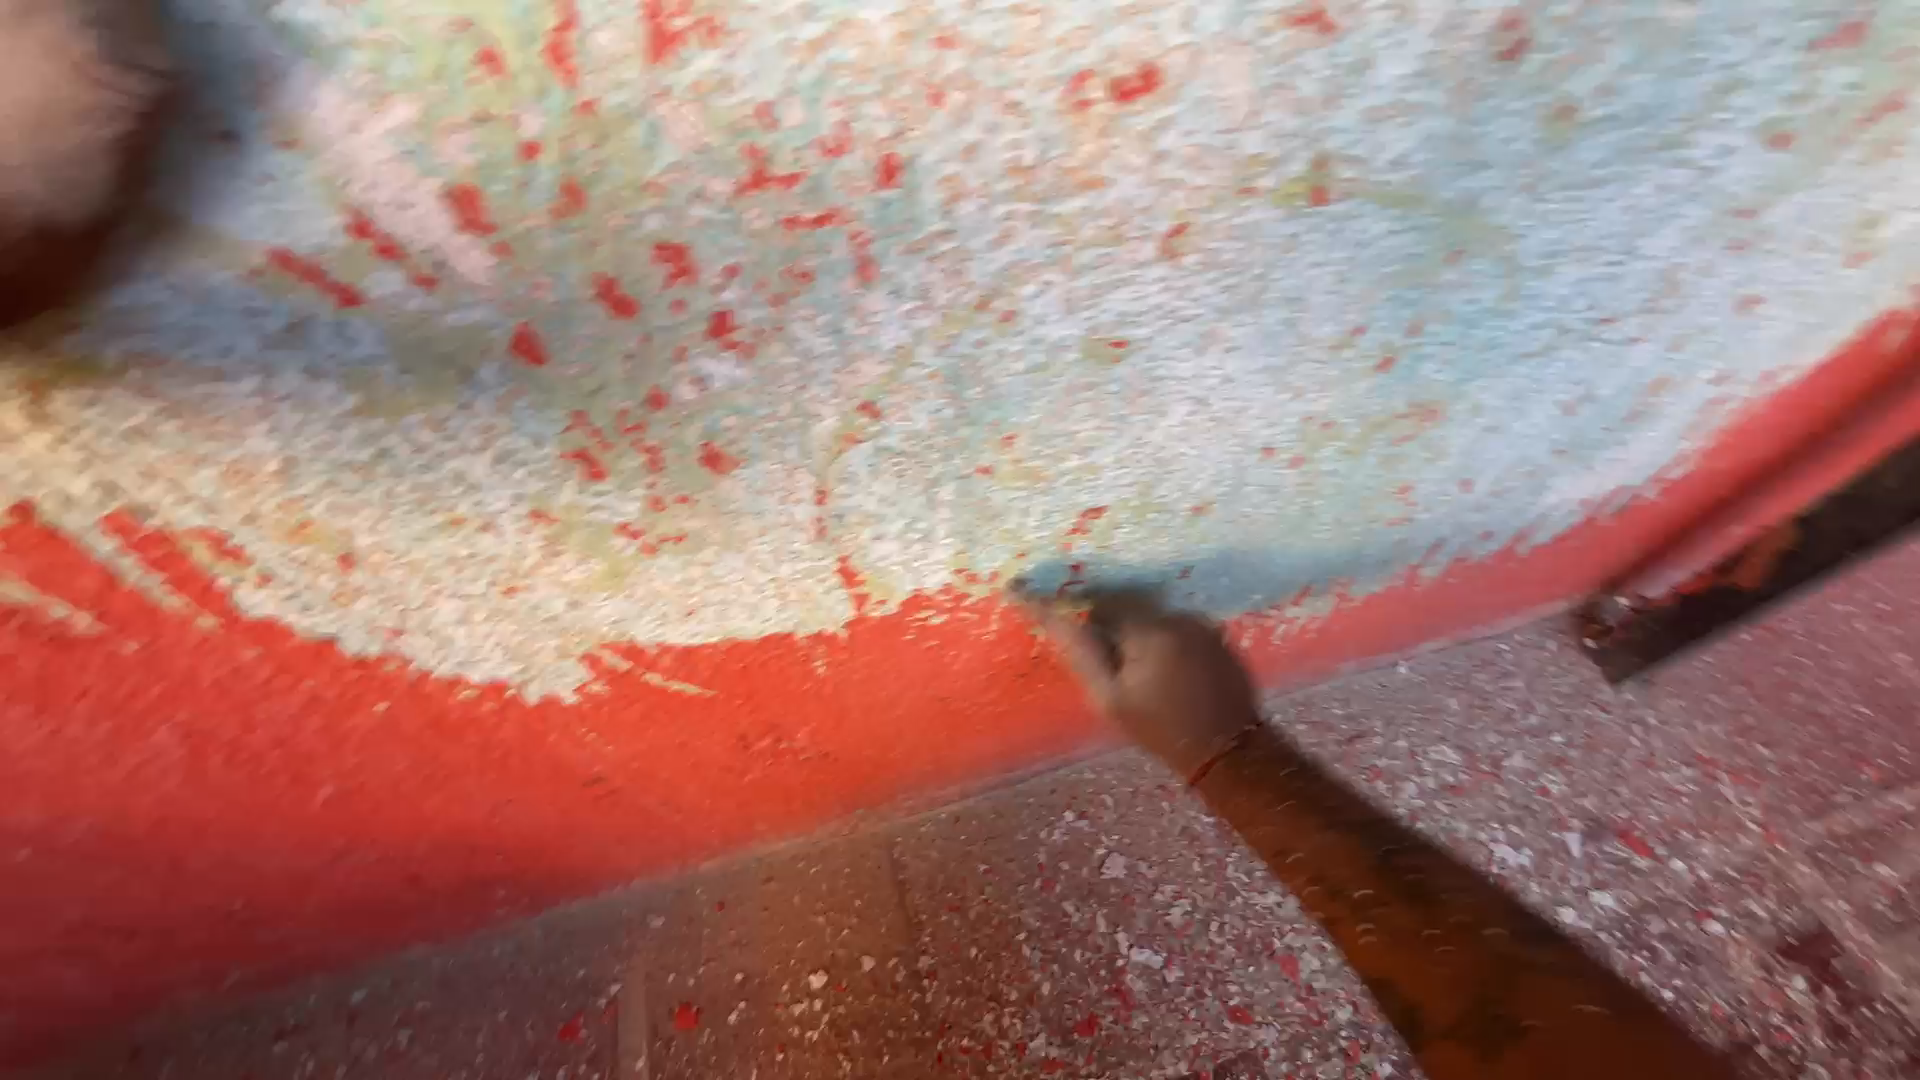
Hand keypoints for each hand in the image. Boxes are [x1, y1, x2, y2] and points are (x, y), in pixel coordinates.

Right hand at [1020, 589, 1262, 776]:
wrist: (1229, 752)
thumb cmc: (1161, 731)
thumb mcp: (1111, 700)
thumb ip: (1081, 653)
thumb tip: (1049, 617)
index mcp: (1150, 631)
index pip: (1099, 599)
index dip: (1071, 602)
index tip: (1035, 595)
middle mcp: (1178, 616)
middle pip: (1126, 602)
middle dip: (1103, 617)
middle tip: (1091, 644)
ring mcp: (1203, 623)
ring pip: (1151, 613)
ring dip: (1133, 628)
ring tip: (1128, 663)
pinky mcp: (1217, 634)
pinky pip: (1175, 624)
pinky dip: (1159, 636)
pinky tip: (1158, 666)